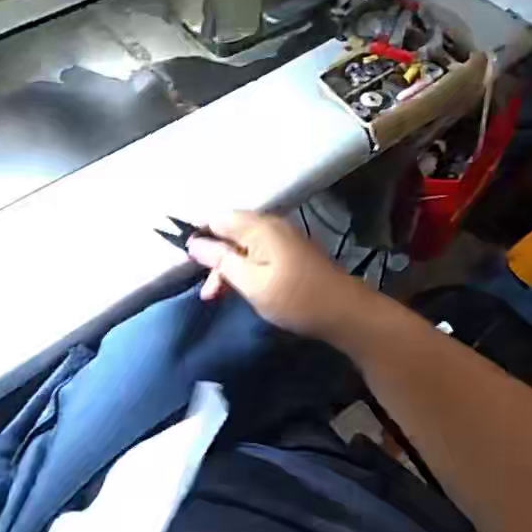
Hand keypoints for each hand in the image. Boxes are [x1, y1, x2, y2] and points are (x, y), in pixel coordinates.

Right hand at [185, 211, 378, 340]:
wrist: (345, 313)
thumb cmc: (295, 299)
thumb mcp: (251, 283)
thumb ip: (221, 260)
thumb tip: (193, 243)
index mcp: (260, 227)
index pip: (217, 219)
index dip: (199, 235)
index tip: (186, 261)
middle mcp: (271, 226)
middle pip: (230, 232)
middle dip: (214, 258)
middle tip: (208, 292)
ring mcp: (283, 239)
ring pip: (243, 245)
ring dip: (229, 268)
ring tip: (219, 295)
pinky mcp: (291, 253)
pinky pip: (258, 253)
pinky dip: (245, 270)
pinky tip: (242, 289)